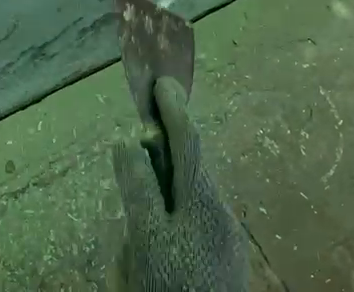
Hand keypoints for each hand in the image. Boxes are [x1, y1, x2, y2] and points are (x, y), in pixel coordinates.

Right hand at [111, 78, 249, 291]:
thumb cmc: (171, 288)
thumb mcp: (146, 239)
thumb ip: (138, 188)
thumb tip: (129, 143)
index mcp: (205, 202)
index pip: (188, 141)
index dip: (173, 109)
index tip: (161, 81)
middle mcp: (221, 214)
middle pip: (189, 167)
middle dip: (163, 150)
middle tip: (140, 136)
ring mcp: (224, 239)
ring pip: (187, 196)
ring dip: (162, 189)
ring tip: (137, 207)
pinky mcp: (220, 260)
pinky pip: (190, 222)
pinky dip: (170, 213)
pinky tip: (151, 240)